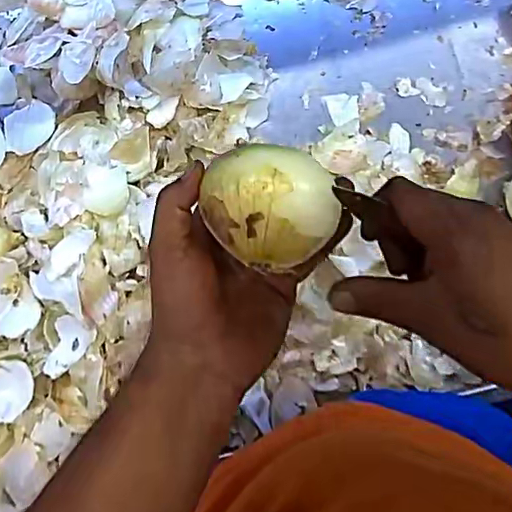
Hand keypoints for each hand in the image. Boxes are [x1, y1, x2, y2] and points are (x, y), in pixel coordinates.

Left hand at [142, 164, 349, 403]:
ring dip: (310, 207)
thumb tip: (199, 164)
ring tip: (336, 185)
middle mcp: (238, 239)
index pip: (229, 190)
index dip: (247, 170)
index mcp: (207, 228)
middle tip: (312, 164)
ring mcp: (264, 259)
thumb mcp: (167, 246)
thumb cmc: (180, 298)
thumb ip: (175, 204)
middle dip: (284, 186)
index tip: (272, 151)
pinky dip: (325, 237)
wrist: (203, 360)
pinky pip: (307, 255)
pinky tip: (344, 218)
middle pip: (265, 204)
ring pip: (290, 225)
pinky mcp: (286, 281)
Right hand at [328, 177, 511, 400]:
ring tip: (436, 293)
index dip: (377, 216)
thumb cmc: (496, 337)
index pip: (396, 192)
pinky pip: (467, 230)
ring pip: (441, 219)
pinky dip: (450, 251)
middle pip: (417, 204)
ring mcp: (497, 225)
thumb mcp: (428, 318)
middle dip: (400, 236)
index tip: (378, 255)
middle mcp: (473, 212)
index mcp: (449, 223)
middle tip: (409, 282)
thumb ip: (377, 297)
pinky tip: (465, 294)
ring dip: (424, 246)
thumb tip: (332, 293)